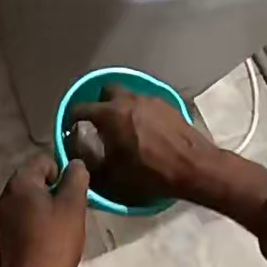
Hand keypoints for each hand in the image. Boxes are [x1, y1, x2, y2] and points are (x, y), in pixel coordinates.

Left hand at [0, 154, 88, 266]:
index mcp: (19, 182)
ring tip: (63, 231)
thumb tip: (75, 164)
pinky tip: (50, 246)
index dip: (62, 174)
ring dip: (47, 211)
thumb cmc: (54, 242)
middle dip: (55, 193)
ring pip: (30, 203)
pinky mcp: (3, 240)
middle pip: (35, 182)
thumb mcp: (73, 206)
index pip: (43, 161)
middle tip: (71, 213)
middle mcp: (5, 196)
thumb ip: (76, 178)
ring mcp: (1, 219)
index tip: (74, 195)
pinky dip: (37, 228)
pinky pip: (23, 223)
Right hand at [66, 83, 220, 205]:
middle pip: (107, 92)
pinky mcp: (167, 104)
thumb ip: (92, 163)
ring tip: (126, 128)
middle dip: (101, 104)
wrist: (193, 167)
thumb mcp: (114, 175)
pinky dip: (141, 113)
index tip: (73, 127)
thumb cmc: (150, 172)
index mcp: (110, 114)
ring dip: (122, 108)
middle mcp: (127, 99)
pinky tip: (147, 131)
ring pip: (128, 96)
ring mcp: (149, 99)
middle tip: (102, 122)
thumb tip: (80, 157)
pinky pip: (146, 103)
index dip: (73, 117)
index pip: (81, 108)